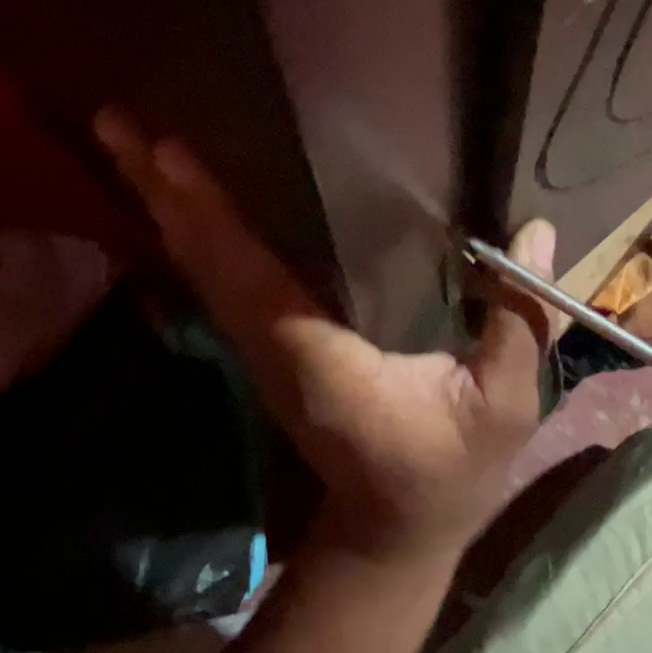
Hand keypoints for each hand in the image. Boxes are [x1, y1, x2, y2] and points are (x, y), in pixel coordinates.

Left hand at [94, 108, 555, 561]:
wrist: (392, 529)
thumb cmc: (447, 469)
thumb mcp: (503, 407)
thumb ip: (520, 323)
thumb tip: (537, 231)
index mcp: (320, 359)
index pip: (253, 280)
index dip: (212, 218)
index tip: (170, 155)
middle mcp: (274, 348)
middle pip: (206, 264)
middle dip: (160, 194)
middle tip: (114, 124)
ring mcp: (264, 349)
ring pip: (203, 270)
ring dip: (165, 207)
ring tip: (129, 144)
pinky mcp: (269, 346)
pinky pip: (221, 279)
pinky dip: (194, 232)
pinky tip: (177, 198)